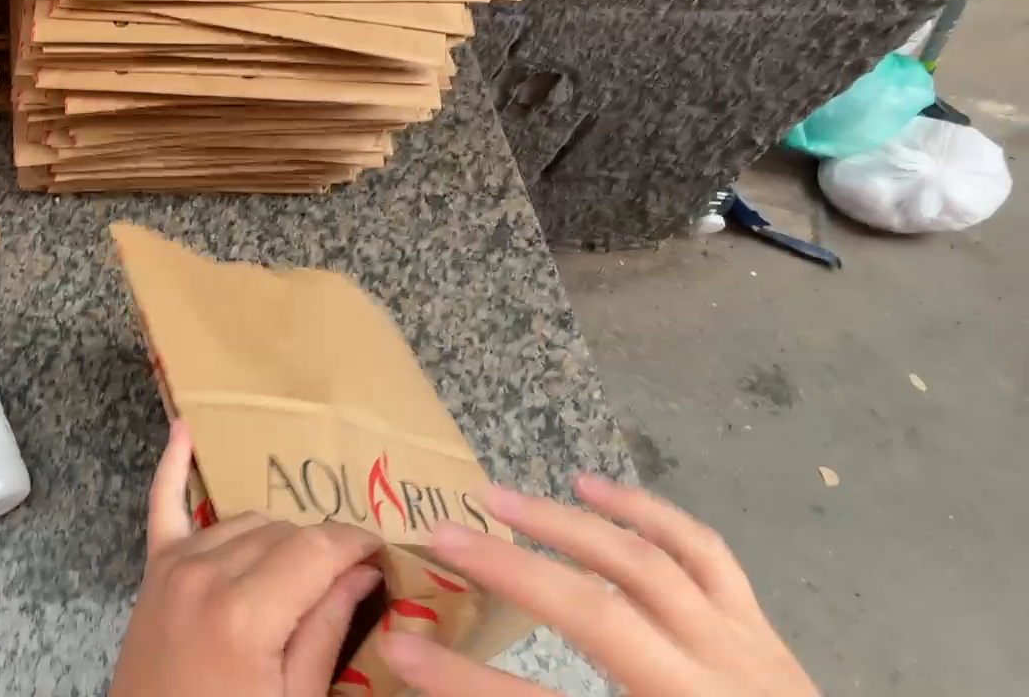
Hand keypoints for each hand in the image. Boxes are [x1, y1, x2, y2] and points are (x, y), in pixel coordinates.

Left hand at [110, 422, 384, 696]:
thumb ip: (325, 630)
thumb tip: (364, 569)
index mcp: (244, 613)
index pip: (315, 548)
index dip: (355, 543)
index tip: (384, 551)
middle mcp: (205, 573)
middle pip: (281, 531)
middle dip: (320, 549)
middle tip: (348, 578)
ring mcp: (174, 566)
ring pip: (243, 519)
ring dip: (277, 535)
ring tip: (304, 567)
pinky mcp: (154, 569)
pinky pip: (163, 504)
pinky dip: (172, 465)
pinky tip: (184, 429)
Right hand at [381, 474, 818, 696]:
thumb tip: (442, 669)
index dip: (462, 679)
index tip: (400, 647)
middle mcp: (709, 686)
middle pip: (595, 613)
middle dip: (510, 568)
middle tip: (441, 532)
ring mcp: (746, 652)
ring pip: (648, 565)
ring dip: (565, 523)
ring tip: (503, 496)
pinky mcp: (762, 630)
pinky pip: (705, 554)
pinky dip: (646, 513)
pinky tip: (596, 487)